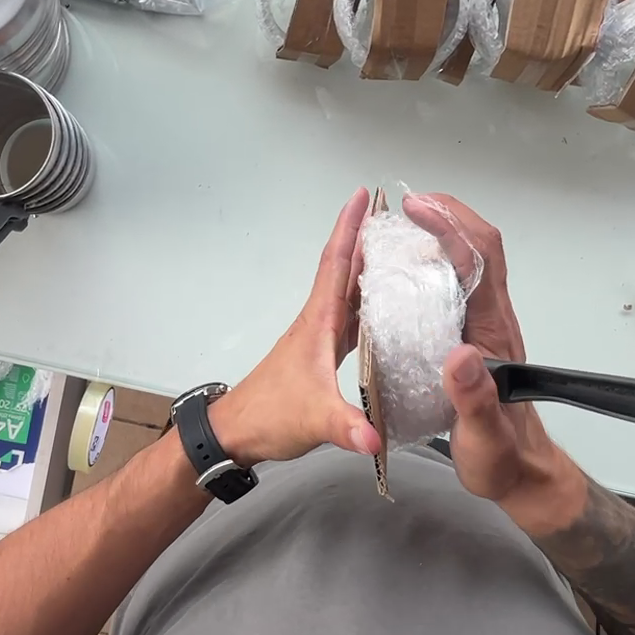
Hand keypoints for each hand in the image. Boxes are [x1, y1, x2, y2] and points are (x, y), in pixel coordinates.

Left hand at [208, 189, 382, 465]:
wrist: (240, 431)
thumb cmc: (270, 414)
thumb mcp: (314, 419)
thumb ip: (346, 426)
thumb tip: (374, 438)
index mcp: (318, 322)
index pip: (335, 263)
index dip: (349, 227)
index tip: (363, 196)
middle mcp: (319, 321)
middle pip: (343, 269)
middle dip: (363, 236)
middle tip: (390, 211)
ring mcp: (320, 337)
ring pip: (347, 292)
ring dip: (366, 267)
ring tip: (394, 248)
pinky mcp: (323, 354)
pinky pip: (350, 318)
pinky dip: (367, 303)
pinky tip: (386, 307)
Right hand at [404, 195, 583, 533]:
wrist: (521, 473)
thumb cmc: (502, 457)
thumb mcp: (483, 438)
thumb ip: (473, 399)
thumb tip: (459, 354)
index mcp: (492, 332)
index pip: (480, 261)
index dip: (452, 226)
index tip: (418, 208)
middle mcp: (490, 319)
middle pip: (480, 248)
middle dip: (448, 215)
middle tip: (408, 205)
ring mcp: (482, 325)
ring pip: (471, 261)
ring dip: (444, 231)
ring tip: (404, 225)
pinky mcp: (472, 335)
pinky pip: (458, 282)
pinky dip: (437, 259)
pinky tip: (409, 267)